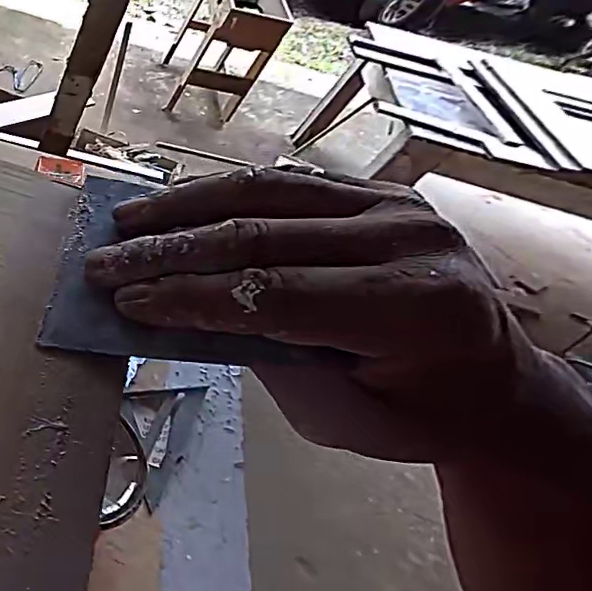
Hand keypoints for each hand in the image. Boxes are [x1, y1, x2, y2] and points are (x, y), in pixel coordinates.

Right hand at [83, 167, 551, 463]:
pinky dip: (211, 192)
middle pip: (256, 237)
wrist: (489, 382)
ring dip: (178, 209)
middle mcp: (413, 243)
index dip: (188, 296)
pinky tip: (166, 203)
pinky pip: (277, 180)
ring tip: (122, 222)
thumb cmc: (406, 410)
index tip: (124, 301)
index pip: (272, 293)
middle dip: (165, 253)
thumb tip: (162, 309)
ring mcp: (395, 206)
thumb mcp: (329, 408)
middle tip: (102, 264)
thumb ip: (253, 351)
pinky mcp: (373, 190)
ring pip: (260, 193)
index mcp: (418, 310)